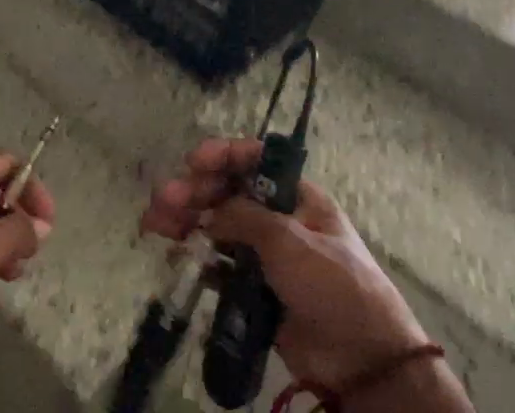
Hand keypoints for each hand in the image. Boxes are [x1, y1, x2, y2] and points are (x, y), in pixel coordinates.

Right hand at [141, 139, 428, 396]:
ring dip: (187, 222)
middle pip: (229, 193)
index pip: (255, 161)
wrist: (360, 358)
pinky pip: (220, 265)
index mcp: (297, 197)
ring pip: (218, 227)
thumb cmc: (332, 284)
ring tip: (153, 225)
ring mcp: (267, 254)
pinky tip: (176, 255)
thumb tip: (209, 214)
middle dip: (194, 192)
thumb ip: (244, 217)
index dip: (222, 156)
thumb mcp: (290, 240)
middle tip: (162, 202)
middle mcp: (280, 218)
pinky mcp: (256, 288)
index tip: (192, 162)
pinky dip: (198, 257)